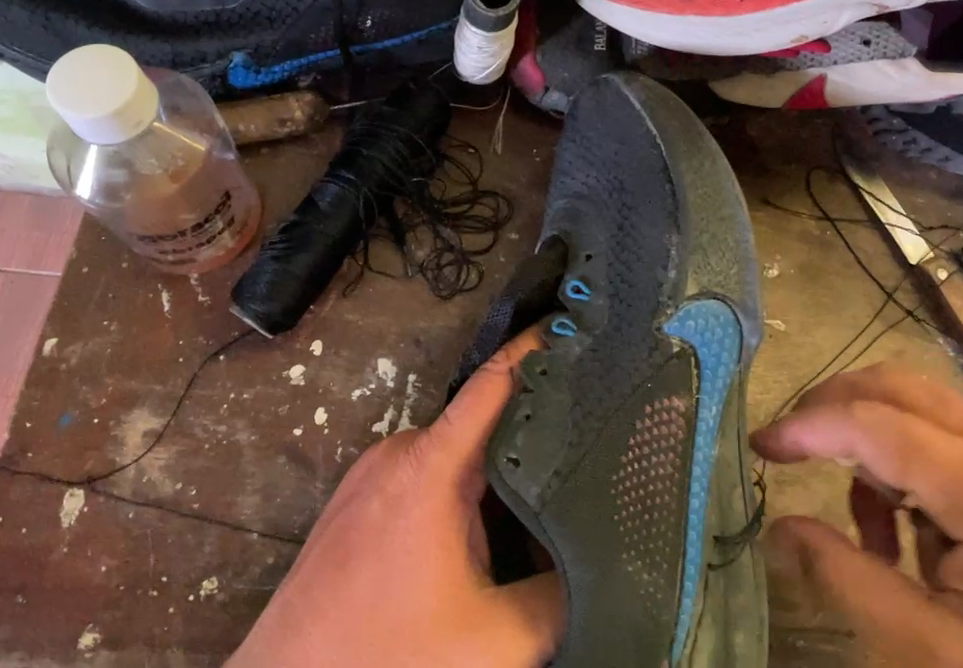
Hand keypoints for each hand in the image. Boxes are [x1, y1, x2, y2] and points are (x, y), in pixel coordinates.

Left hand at [229, 331, 562, 667]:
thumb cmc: (390, 653)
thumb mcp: (493, 638)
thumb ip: (557, 599)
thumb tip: (604, 565)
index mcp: (431, 463)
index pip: (494, 383)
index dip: (536, 349)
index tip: (575, 327)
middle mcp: (400, 452)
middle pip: (482, 427)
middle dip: (532, 435)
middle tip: (585, 453)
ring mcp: (372, 475)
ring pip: (455, 460)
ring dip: (496, 479)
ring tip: (542, 511)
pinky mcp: (358, 502)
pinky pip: (425, 481)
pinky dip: (463, 497)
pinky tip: (486, 543)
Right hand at [752, 364, 962, 667]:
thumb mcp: (935, 648)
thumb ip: (847, 576)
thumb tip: (778, 528)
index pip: (868, 422)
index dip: (804, 428)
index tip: (755, 446)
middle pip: (900, 389)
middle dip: (836, 407)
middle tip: (791, 449)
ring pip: (928, 416)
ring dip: (879, 448)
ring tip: (872, 536)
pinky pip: (960, 450)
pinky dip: (918, 472)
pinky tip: (922, 547)